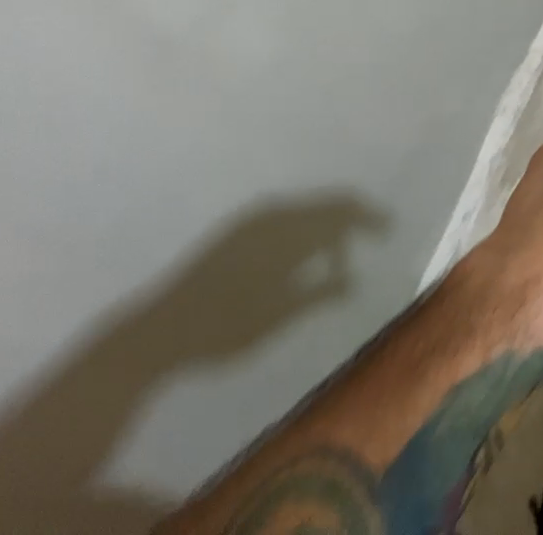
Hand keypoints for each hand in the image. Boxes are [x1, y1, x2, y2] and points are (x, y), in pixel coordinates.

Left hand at [146, 195, 387, 363]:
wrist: (154, 336)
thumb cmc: (226, 326)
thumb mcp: (284, 313)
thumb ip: (323, 291)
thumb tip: (353, 278)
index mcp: (287, 231)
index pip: (341, 210)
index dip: (369, 217)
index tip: (389, 231)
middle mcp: (269, 219)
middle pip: (322, 206)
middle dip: (349, 219)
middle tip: (372, 236)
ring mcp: (245, 227)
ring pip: (301, 212)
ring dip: (324, 225)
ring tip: (338, 249)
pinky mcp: (228, 239)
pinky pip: (280, 220)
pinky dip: (302, 229)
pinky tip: (301, 253)